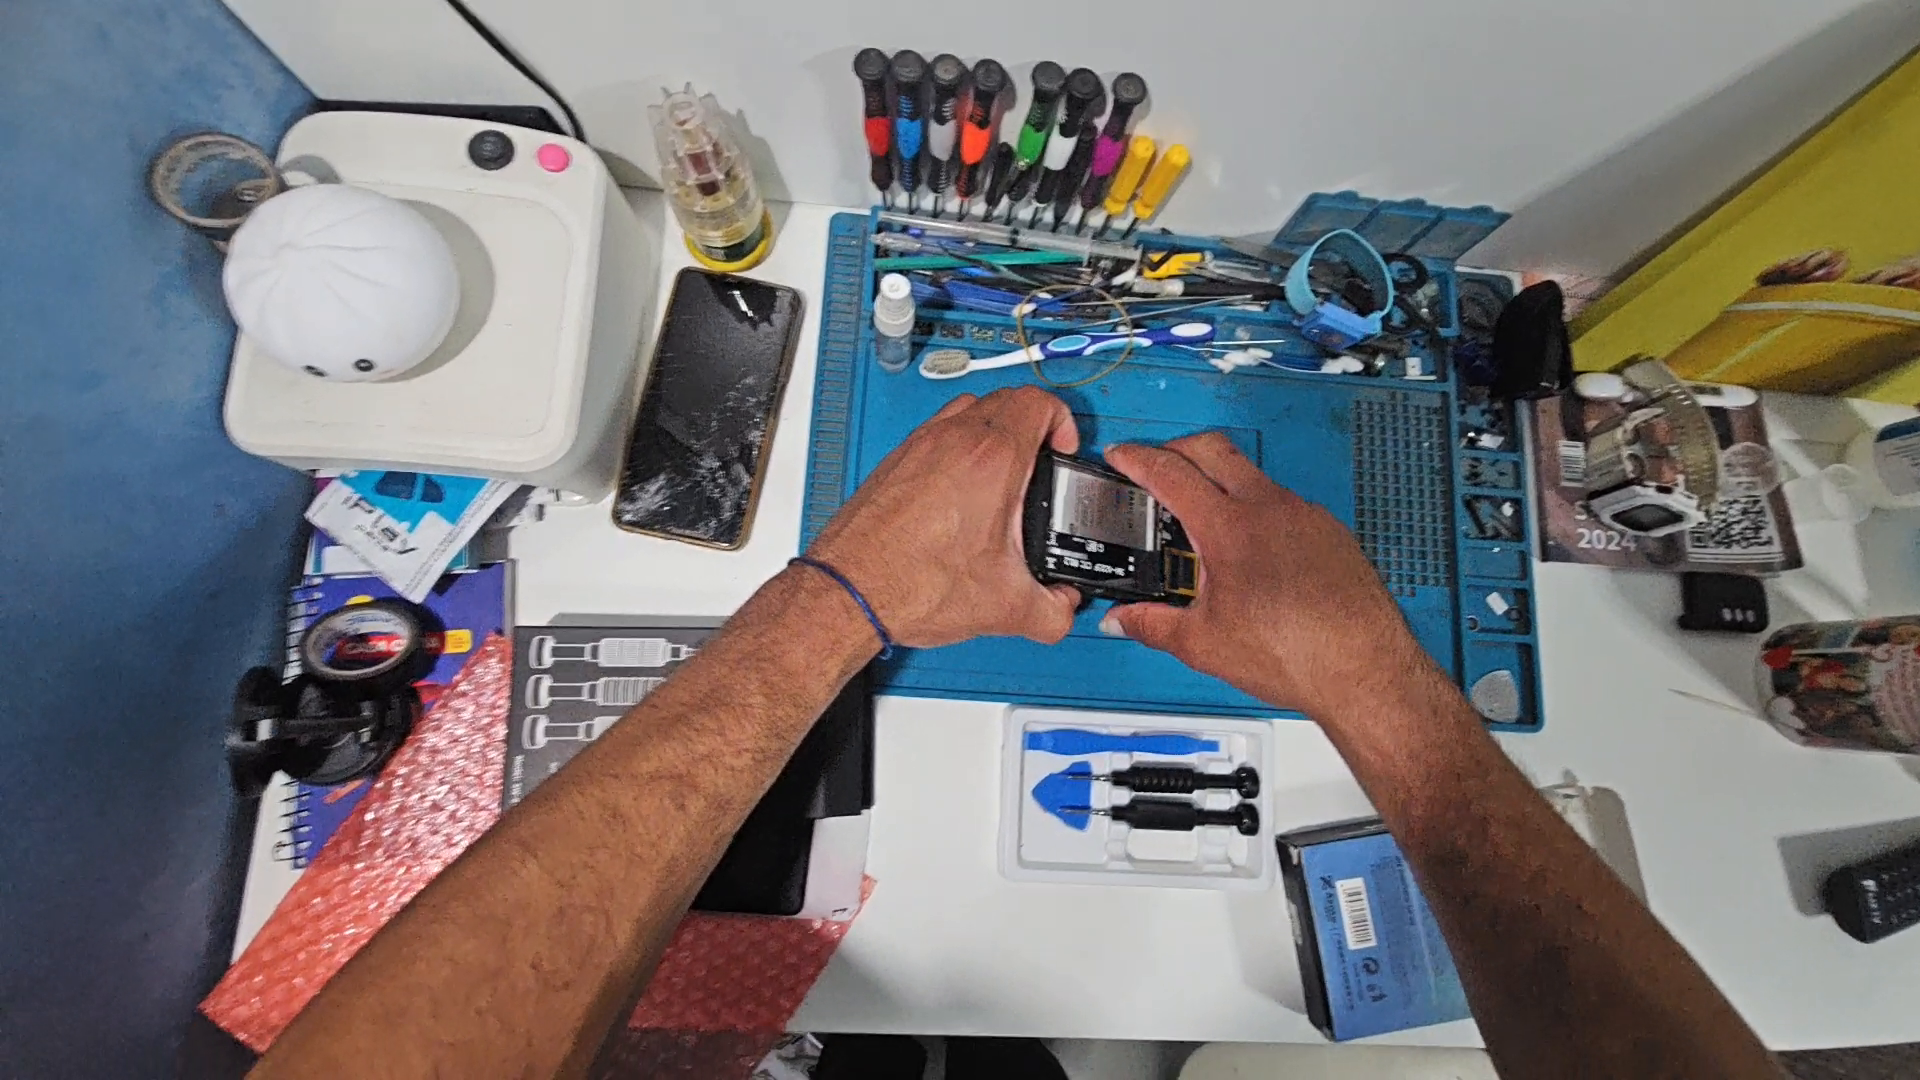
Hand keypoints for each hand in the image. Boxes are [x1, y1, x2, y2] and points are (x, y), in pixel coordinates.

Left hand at [807, 386, 1082, 647]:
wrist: (849, 590)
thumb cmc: (909, 583)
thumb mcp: (1004, 607)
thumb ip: (1052, 610)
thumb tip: (1062, 607)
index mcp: (991, 460)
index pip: (1038, 403)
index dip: (1062, 420)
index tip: (1062, 449)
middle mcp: (953, 440)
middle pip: (1007, 399)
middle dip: (1033, 425)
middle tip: (1040, 462)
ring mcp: (920, 445)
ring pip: (969, 409)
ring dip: (994, 428)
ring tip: (1003, 471)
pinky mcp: (896, 460)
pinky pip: (936, 431)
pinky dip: (957, 445)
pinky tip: (960, 491)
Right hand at [1102, 433, 1437, 718]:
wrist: (1367, 671)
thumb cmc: (1298, 655)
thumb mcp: (1203, 643)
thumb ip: (1151, 624)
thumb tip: (1122, 620)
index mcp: (1230, 530)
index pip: (1171, 473)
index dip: (1137, 459)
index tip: (1121, 455)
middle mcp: (1269, 509)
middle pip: (1212, 448)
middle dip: (1174, 448)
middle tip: (1154, 465)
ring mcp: (1303, 515)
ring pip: (1249, 471)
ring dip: (1216, 476)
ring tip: (1197, 513)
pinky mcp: (1327, 529)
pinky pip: (1280, 499)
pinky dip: (1251, 504)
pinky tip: (1245, 544)